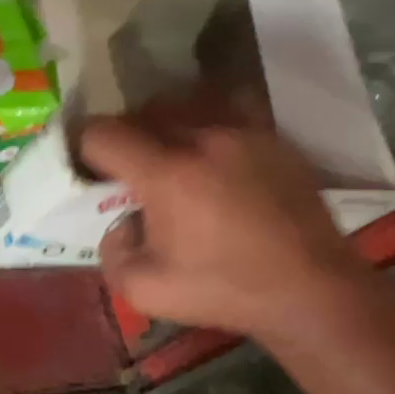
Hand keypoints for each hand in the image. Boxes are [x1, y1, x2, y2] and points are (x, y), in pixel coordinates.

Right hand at [82, 117, 375, 340]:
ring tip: (166, 154)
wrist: (311, 290)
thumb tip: (121, 223)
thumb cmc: (225, 291)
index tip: (87, 169)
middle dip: (124, 135)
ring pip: (186, 102)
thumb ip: (113, 251)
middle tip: (124, 167)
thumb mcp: (145, 290)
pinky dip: (206, 125)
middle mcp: (202, 139)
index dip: (83, 148)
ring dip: (165, 123)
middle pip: (143, 111)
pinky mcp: (273, 139)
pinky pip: (227, 112)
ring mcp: (243, 133)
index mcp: (166, 174)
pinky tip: (209, 158)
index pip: (103, 134)